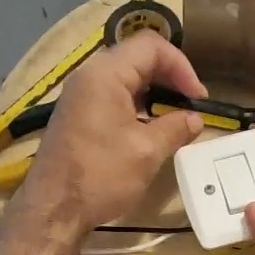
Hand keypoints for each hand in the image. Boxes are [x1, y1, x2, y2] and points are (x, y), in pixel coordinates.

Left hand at [15, 32, 207, 237]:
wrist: (55, 207)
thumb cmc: (101, 176)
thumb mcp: (147, 153)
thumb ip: (175, 129)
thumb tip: (194, 119)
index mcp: (106, 74)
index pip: (151, 46)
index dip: (182, 67)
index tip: (198, 98)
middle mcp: (90, 76)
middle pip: (137, 59)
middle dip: (169, 78)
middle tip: (189, 106)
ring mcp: (80, 95)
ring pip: (124, 79)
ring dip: (153, 94)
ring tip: (173, 119)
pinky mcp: (77, 116)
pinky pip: (112, 97)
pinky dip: (135, 106)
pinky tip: (148, 130)